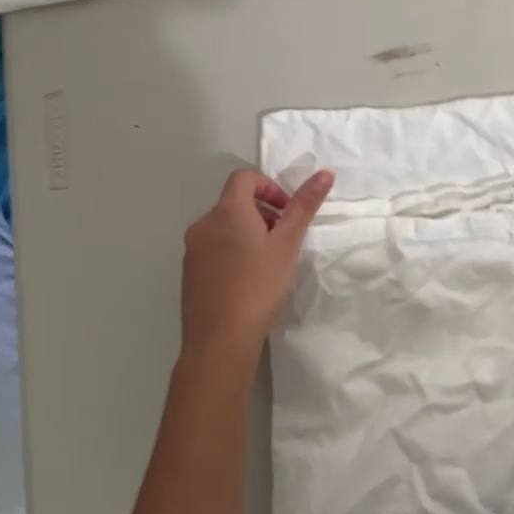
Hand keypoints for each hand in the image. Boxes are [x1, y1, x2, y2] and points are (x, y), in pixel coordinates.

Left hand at [179, 168, 333, 366]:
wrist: (220, 340)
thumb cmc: (259, 285)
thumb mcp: (288, 244)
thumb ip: (304, 206)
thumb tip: (325, 173)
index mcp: (226, 212)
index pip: (244, 178)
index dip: (269, 187)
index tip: (287, 212)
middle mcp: (203, 225)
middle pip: (234, 202)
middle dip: (263, 212)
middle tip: (284, 239)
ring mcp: (192, 250)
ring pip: (224, 226)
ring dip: (248, 231)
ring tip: (268, 261)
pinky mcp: (189, 273)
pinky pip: (213, 248)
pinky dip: (233, 250)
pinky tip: (248, 280)